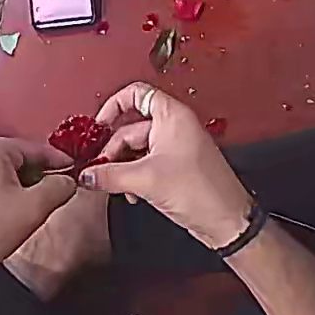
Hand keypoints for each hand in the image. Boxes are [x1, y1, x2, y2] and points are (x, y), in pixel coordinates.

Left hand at [0, 137, 76, 288]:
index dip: (60, 162)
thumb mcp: (37, 206)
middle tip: (59, 191)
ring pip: (9, 174)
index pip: (37, 149)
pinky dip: (10, 196)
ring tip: (37, 208)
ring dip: (26, 188)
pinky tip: (16, 216)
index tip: (74, 170)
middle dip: (42, 176)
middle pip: (23, 160)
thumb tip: (69, 181)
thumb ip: (61, 187)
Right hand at [79, 82, 253, 248]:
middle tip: (99, 168)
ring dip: (122, 166)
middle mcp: (174, 127)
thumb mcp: (146, 180)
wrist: (227, 220)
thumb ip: (110, 175)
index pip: (136, 94)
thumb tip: (87, 174)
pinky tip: (131, 193)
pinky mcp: (176, 167)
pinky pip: (146, 163)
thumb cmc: (201, 191)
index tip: (98, 126)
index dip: (113, 106)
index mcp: (172, 116)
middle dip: (113, 148)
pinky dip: (134, 176)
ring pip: (137, 148)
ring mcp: (175, 147)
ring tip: (114, 184)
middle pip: (131, 126)